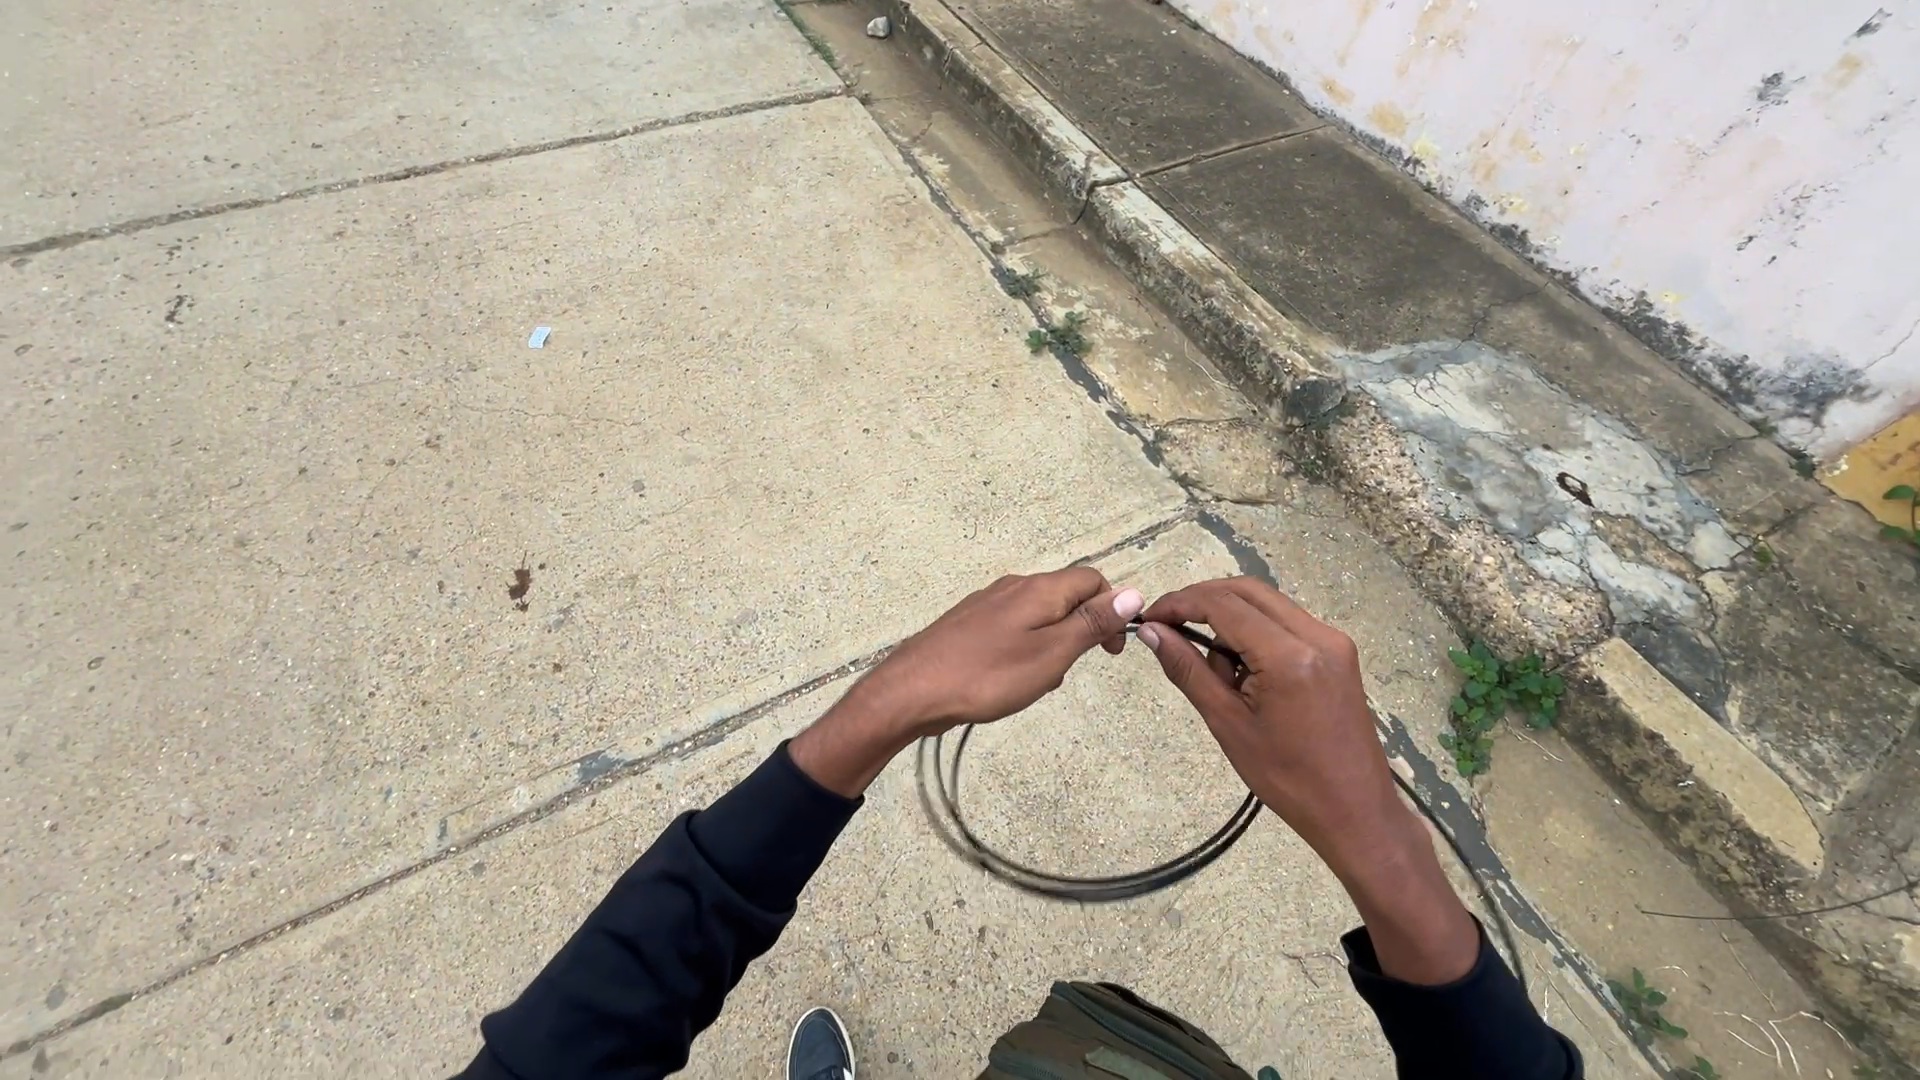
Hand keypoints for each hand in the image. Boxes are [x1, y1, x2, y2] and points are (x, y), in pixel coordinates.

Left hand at [861, 566, 1143, 735]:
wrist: (912, 691)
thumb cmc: (987, 675)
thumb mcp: (1052, 653)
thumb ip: (1091, 623)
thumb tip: (1131, 593)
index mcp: (1039, 589)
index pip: (1092, 579)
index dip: (1112, 610)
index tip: (1110, 650)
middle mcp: (1013, 587)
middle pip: (1065, 597)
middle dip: (1078, 633)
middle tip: (1065, 671)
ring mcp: (987, 604)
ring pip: (1039, 617)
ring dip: (1051, 647)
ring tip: (1034, 683)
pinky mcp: (969, 624)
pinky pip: (1012, 630)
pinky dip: (1024, 652)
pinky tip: (1008, 682)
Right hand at [1134, 577, 1395, 858]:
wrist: (1356, 812)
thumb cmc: (1287, 778)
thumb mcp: (1227, 723)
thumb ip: (1187, 669)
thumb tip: (1151, 631)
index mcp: (1289, 656)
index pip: (1222, 604)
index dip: (1179, 603)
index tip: (1149, 618)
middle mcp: (1317, 635)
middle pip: (1246, 590)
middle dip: (1201, 601)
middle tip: (1168, 626)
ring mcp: (1333, 640)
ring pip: (1265, 602)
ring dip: (1227, 616)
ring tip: (1213, 668)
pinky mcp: (1338, 651)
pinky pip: (1284, 621)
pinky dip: (1253, 631)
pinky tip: (1241, 669)